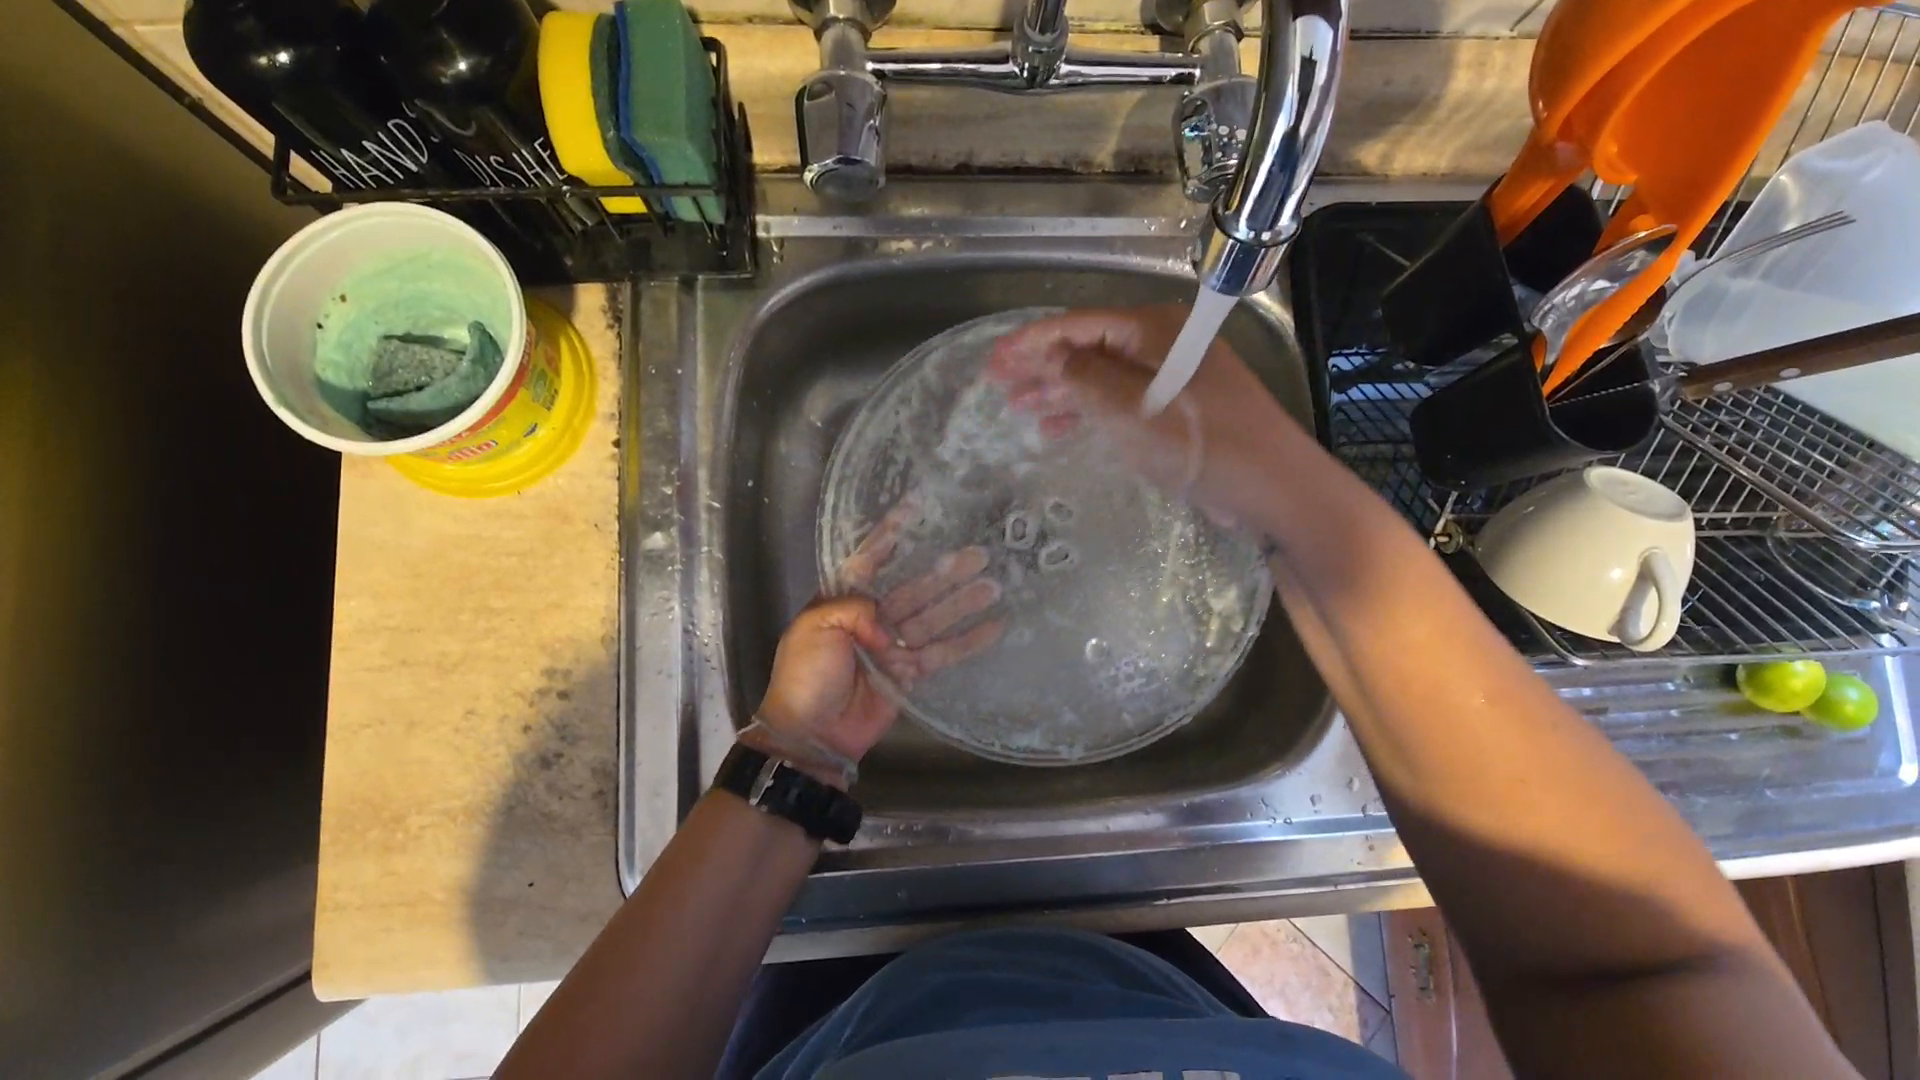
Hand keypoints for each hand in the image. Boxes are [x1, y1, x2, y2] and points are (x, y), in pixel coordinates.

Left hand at [757, 505, 1004, 765]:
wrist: (812, 731)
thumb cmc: (806, 675)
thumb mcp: (815, 629)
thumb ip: (855, 610)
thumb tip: (889, 624)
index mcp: (843, 601)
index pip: (869, 560)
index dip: (890, 535)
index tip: (915, 508)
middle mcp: (872, 617)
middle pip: (915, 588)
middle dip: (945, 571)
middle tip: (979, 554)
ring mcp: (893, 646)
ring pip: (934, 617)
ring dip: (962, 602)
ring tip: (994, 585)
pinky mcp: (910, 673)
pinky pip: (942, 653)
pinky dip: (967, 641)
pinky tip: (993, 627)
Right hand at [985, 305, 1300, 526]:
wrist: (1271, 485)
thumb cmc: (1198, 442)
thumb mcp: (1130, 408)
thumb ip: (1083, 377)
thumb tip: (1049, 355)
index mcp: (1151, 329)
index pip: (1078, 324)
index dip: (1031, 341)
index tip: (994, 360)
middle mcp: (1161, 344)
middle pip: (1088, 347)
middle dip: (1042, 366)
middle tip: (998, 386)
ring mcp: (1172, 377)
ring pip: (1102, 376)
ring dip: (1060, 391)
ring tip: (1020, 409)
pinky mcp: (1179, 409)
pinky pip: (1121, 401)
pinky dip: (1088, 413)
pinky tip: (1058, 429)